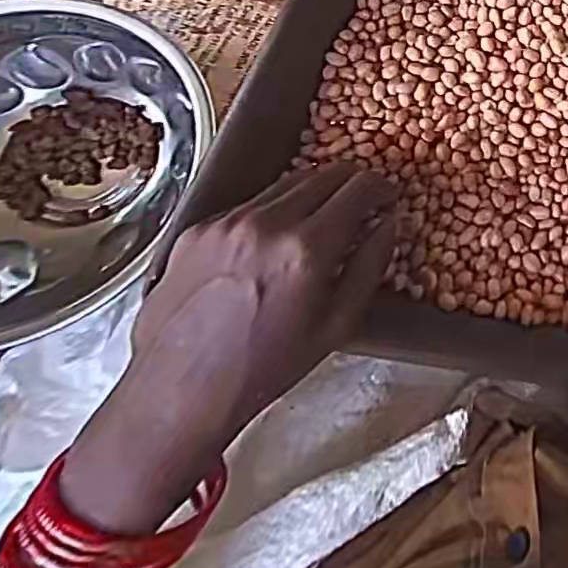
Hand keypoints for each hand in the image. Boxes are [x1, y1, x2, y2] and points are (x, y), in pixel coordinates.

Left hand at [60, 163, 398, 532]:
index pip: (359, 189)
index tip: (388, 195)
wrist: (177, 393)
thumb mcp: (337, 324)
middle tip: (362, 199)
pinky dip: (273, 210)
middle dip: (352, 181)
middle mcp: (266, 223)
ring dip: (314, 191)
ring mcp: (227, 222)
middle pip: (325, 174)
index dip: (381, 187)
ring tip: (320, 217)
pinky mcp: (197, 228)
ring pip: (287, 182)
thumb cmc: (264, 367)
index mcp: (306, 249)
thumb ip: (370, 264)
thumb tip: (390, 222)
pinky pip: (249, 204)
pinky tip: (273, 239)